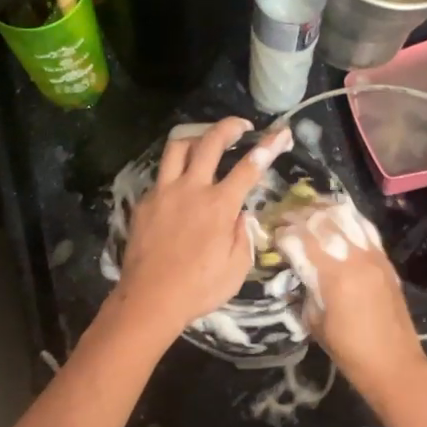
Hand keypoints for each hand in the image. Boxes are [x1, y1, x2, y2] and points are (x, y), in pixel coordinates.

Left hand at [114, 118, 290, 332]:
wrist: (149, 300)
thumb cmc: (199, 289)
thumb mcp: (236, 268)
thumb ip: (243, 235)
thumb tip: (242, 214)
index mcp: (219, 205)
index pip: (250, 167)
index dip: (269, 146)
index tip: (282, 132)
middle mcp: (191, 189)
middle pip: (210, 142)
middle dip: (229, 127)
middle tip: (241, 126)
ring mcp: (163, 192)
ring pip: (178, 148)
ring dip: (196, 138)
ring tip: (206, 141)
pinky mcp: (144, 203)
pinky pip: (162, 175)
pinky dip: (176, 171)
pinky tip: (181, 184)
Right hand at [273, 201, 426, 394]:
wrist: (393, 363)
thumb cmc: (349, 350)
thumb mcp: (314, 322)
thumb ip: (304, 290)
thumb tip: (296, 272)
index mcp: (334, 276)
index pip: (301, 240)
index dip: (283, 234)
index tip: (272, 234)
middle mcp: (355, 258)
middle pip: (323, 221)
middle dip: (299, 216)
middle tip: (284, 217)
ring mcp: (373, 255)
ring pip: (347, 217)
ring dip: (324, 210)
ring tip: (307, 210)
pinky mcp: (385, 260)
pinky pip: (365, 228)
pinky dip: (348, 218)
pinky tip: (337, 216)